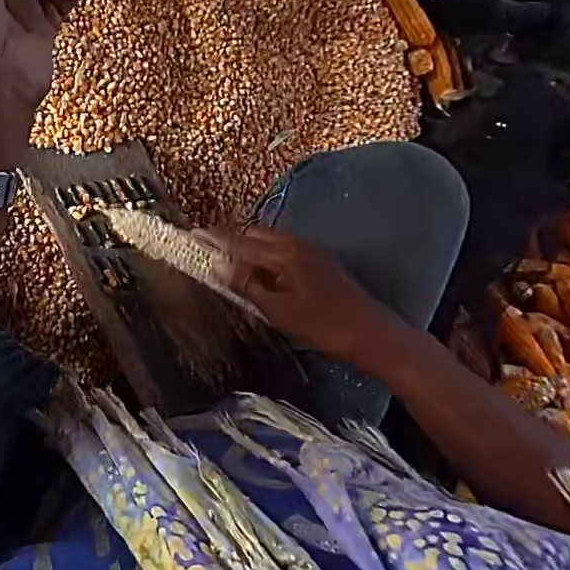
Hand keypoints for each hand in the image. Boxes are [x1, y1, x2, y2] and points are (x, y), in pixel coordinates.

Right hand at [214, 227, 403, 367]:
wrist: (374, 334)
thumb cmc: (325, 327)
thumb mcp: (280, 311)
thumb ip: (248, 286)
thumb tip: (219, 266)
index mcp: (286, 256)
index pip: (242, 242)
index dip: (216, 239)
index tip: (194, 234)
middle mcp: (298, 245)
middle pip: (256, 234)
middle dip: (231, 239)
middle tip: (210, 250)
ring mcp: (312, 251)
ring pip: (271, 240)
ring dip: (249, 246)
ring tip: (231, 262)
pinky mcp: (320, 260)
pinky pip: (284, 248)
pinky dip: (265, 253)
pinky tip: (262, 271)